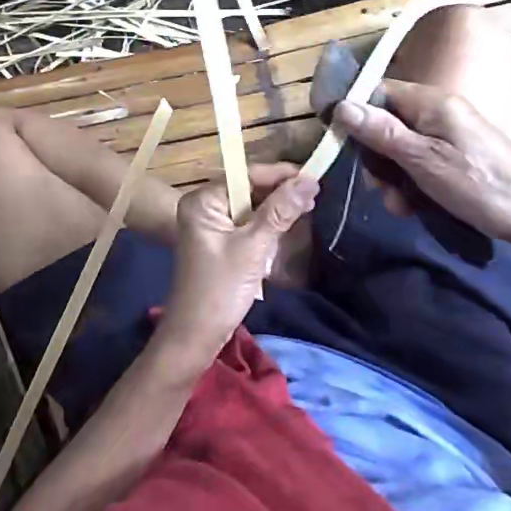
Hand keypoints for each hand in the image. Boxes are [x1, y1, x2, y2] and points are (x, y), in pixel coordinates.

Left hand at [159, 164, 318, 354]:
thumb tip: (310, 181)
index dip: (280, 174)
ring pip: (251, 205)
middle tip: (315, 193)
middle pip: (249, 187)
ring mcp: (211, 223)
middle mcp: (204, 205)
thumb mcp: (254, 247)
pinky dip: (268, 223)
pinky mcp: (219, 240)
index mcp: (203, 201)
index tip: (313, 176)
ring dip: (277, 207)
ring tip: (309, 206)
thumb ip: (280, 211)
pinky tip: (289, 223)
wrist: (195, 337)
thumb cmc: (220, 290)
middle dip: (281, 191)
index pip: (247, 174)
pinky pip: (247, 222)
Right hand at [331, 79, 510, 252]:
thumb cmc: (480, 185)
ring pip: (405, 147)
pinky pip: (425, 162)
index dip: (356, 114)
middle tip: (379, 189)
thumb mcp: (423, 161)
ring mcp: (452, 134)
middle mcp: (441, 110)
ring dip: (396, 177)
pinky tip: (417, 208)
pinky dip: (416, 183)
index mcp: (433, 101)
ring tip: (402, 206)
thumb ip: (383, 133)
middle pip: (389, 121)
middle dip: (378, 156)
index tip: (342, 145)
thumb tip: (342, 105)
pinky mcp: (461, 156)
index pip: (379, 91)